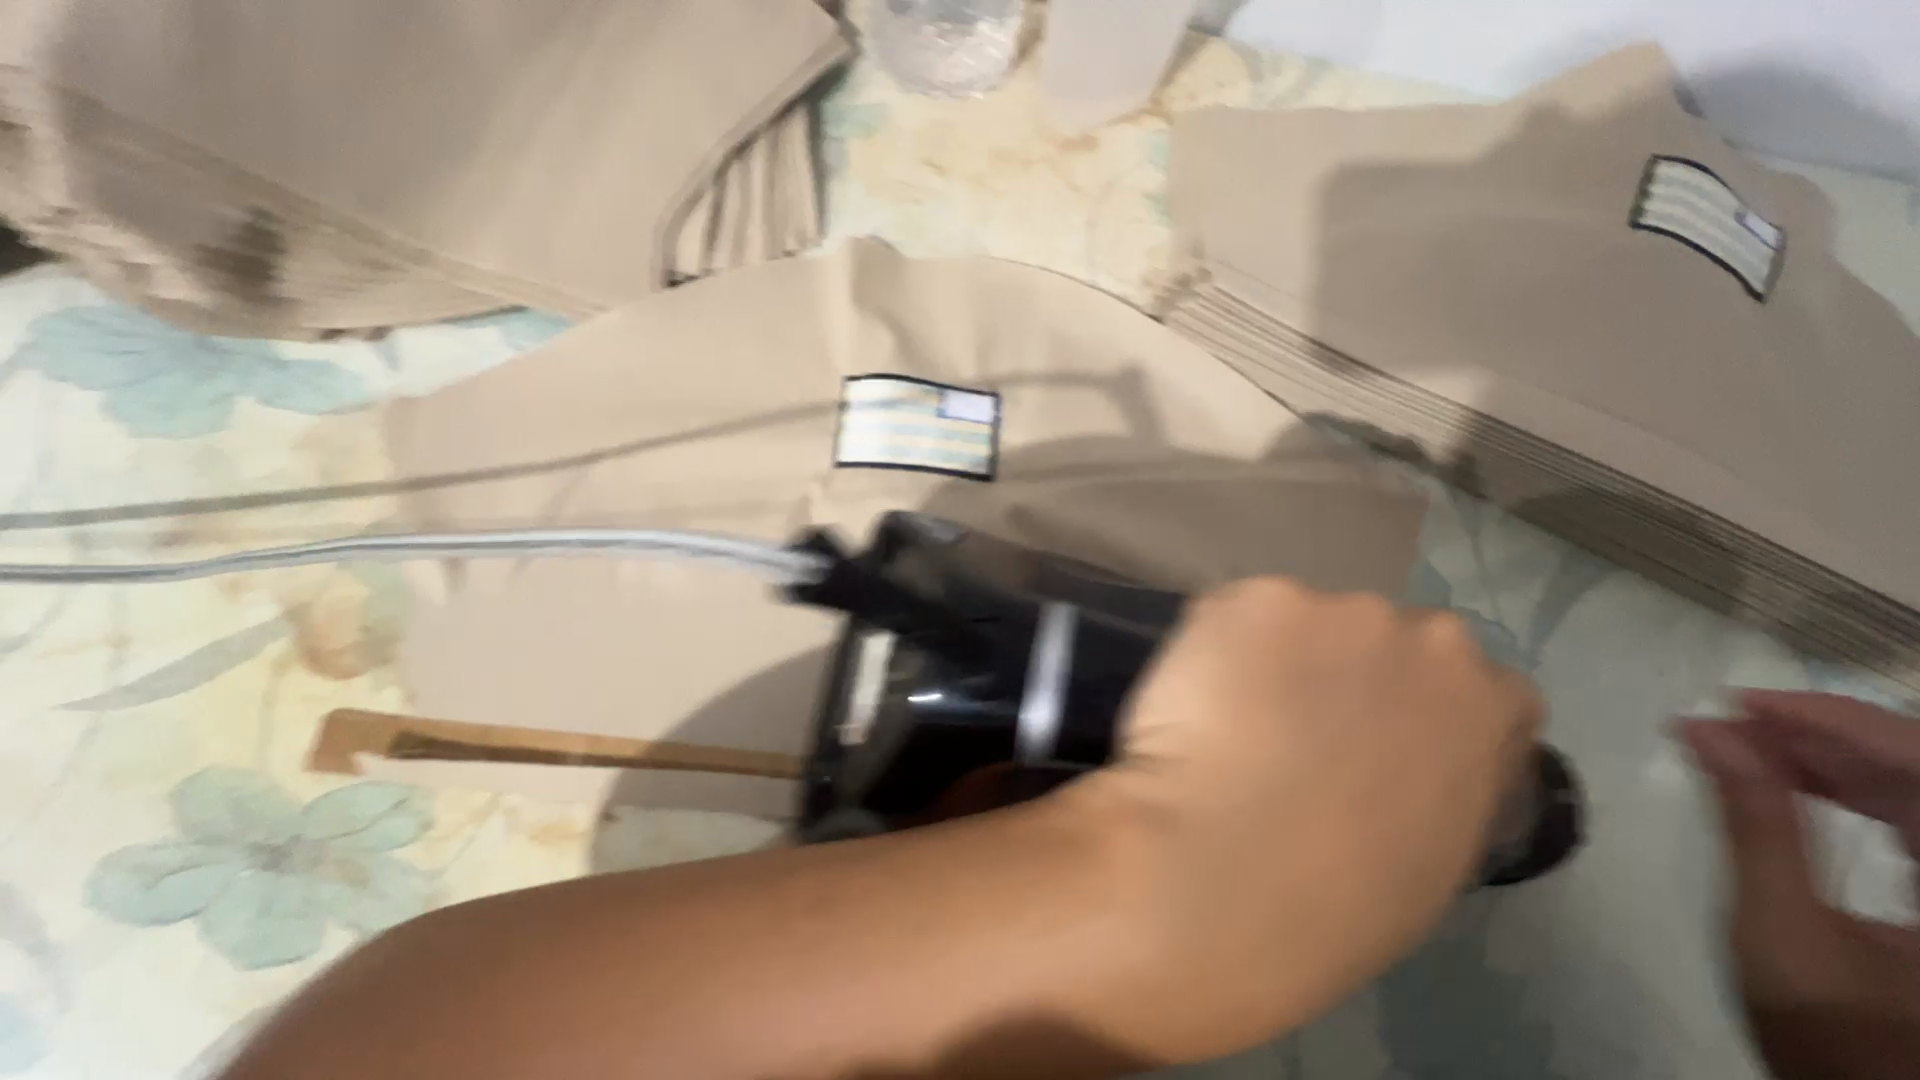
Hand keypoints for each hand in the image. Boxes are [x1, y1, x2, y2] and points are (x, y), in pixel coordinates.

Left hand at [1071, 578, 1542, 1052]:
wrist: (1233, 862)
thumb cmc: (1347, 892)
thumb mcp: (1439, 851)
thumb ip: (1441, 781)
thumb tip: (1405, 767)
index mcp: (1481, 699)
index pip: (1481, 686)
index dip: (1426, 713)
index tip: (1385, 745)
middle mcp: (1415, 632)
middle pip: (1383, 640)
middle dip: (1348, 673)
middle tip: (1298, 729)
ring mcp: (1326, 607)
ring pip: (1299, 624)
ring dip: (1276, 658)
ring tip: (1234, 721)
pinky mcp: (1245, 600)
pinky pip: (1230, 620)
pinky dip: (1214, 650)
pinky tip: (1195, 703)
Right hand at [1680, 690, 1919, 1079]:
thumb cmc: (1833, 1032)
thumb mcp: (1781, 929)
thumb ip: (1754, 824)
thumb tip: (1707, 731)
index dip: (1837, 721)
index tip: (1741, 700)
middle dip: (1821, 736)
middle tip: (1724, 723)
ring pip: (1917, 785)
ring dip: (1828, 757)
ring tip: (1739, 745)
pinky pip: (1913, 813)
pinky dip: (1849, 788)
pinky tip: (1791, 779)